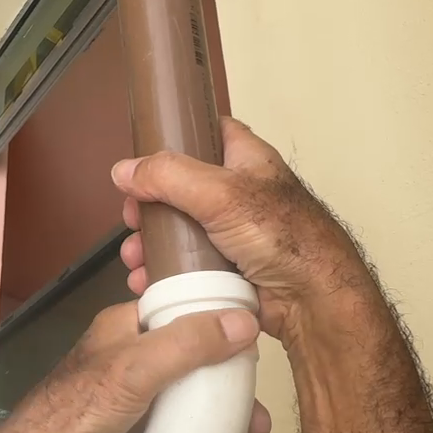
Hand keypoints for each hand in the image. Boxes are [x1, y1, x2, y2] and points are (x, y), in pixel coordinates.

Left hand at [0, 303, 268, 432]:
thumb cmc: (79, 410)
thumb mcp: (136, 369)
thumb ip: (187, 344)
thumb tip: (245, 321)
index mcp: (128, 327)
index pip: (183, 311)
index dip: (221, 323)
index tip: (259, 345)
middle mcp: (135, 356)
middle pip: (197, 361)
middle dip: (234, 386)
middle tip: (261, 414)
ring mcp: (138, 397)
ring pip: (195, 400)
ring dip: (229, 420)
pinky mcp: (139, 431)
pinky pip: (184, 431)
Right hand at [112, 118, 369, 341]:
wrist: (311, 298)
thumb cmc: (278, 234)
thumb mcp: (220, 194)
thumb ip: (168, 177)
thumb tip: (121, 170)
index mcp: (245, 159)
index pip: (207, 133)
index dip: (174, 140)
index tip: (143, 160)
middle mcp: (238, 192)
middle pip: (180, 188)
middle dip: (149, 206)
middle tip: (131, 220)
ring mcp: (231, 232)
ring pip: (178, 230)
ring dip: (150, 243)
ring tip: (135, 259)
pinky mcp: (225, 267)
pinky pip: (186, 264)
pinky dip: (163, 272)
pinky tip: (145, 280)